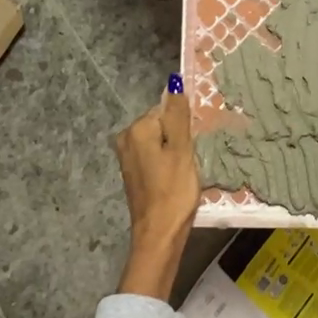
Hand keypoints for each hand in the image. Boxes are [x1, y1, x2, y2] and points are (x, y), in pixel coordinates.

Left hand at [113, 91, 199, 300]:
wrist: (159, 236)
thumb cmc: (173, 191)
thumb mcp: (182, 149)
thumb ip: (178, 114)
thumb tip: (174, 81)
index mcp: (137, 129)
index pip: (168, 110)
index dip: (184, 128)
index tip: (192, 147)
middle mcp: (126, 138)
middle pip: (163, 124)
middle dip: (180, 138)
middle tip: (190, 161)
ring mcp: (127, 157)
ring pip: (161, 141)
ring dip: (176, 152)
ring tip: (185, 172)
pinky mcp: (133, 172)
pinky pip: (156, 156)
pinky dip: (168, 164)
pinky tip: (176, 180)